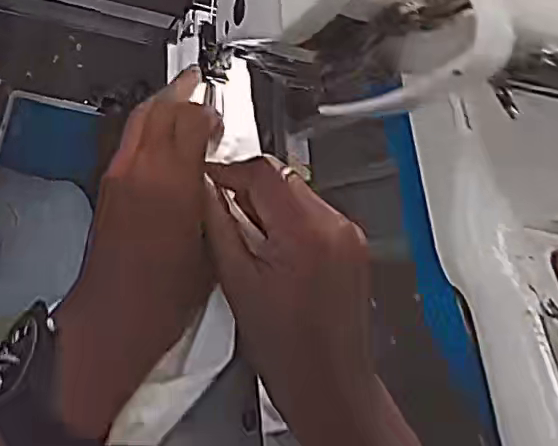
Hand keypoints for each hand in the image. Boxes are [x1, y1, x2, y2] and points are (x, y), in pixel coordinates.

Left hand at [50, 71, 219, 438]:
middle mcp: (142, 168)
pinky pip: (130, 135)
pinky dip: (147, 122)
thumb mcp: (209, 246)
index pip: (191, 121)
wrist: (113, 318)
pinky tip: (158, 129)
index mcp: (172, 180)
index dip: (208, 112)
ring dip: (162, 102)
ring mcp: (121, 172)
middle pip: (162, 108)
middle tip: (198, 83)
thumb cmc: (160, 296)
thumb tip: (217, 173)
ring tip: (178, 95)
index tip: (218, 115)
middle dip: (182, 92)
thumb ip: (214, 199)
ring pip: (141, 116)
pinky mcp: (108, 182)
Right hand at [203, 158, 418, 445]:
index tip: (208, 176)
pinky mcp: (352, 241)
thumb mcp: (237, 283)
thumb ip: (218, 226)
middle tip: (224, 208)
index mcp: (305, 232)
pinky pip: (313, 210)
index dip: (229, 170)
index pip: (262, 172)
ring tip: (251, 238)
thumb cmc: (287, 352)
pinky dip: (289, 218)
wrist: (331, 387)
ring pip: (296, 190)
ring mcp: (348, 232)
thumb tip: (205, 189)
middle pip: (281, 176)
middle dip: (248, 186)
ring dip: (269, 202)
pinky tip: (275, 249)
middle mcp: (333, 224)